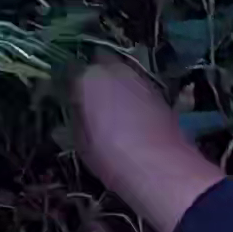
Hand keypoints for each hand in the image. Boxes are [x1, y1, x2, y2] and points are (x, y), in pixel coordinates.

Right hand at [74, 55, 224, 231]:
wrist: (162, 168)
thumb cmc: (111, 157)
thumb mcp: (82, 142)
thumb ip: (78, 117)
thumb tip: (79, 109)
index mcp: (88, 78)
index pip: (72, 70)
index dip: (71, 84)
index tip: (71, 97)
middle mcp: (114, 70)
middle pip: (101, 63)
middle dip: (96, 75)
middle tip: (92, 97)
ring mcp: (139, 79)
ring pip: (122, 73)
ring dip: (117, 83)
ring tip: (114, 106)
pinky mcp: (160, 92)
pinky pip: (138, 87)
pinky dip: (134, 95)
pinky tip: (133, 114)